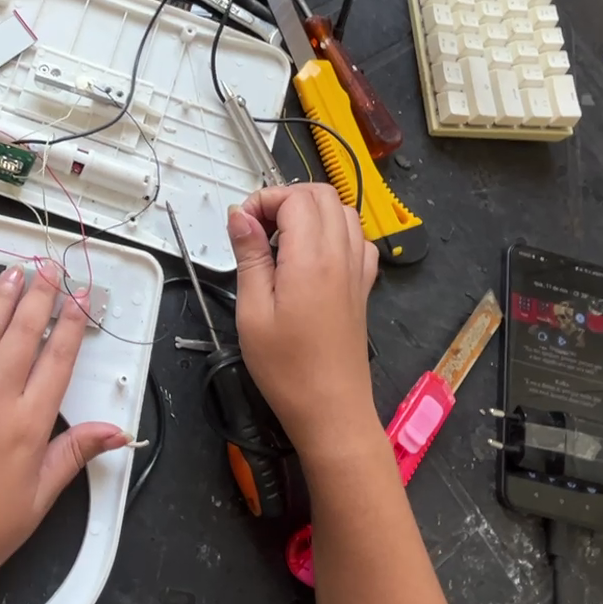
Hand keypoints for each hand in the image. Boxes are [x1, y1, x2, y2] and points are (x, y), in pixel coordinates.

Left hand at [0, 265, 131, 603]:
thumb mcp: (39, 498)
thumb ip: (76, 453)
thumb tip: (113, 434)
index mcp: (27, 424)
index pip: (58, 357)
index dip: (73, 322)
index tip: (81, 299)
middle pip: (24, 331)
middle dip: (41, 294)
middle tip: (50, 269)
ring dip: (2, 297)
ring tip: (16, 272)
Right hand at [225, 184, 379, 458]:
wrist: (331, 409)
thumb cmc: (286, 368)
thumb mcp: (252, 311)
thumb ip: (249, 256)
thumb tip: (239, 215)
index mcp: (311, 260)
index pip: (295, 199)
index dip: (264, 200)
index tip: (241, 225)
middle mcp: (341, 256)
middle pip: (322, 194)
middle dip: (286, 199)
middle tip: (257, 228)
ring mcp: (357, 270)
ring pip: (343, 210)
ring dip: (310, 211)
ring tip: (281, 239)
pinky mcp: (363, 286)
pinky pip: (358, 238)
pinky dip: (335, 231)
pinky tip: (312, 253)